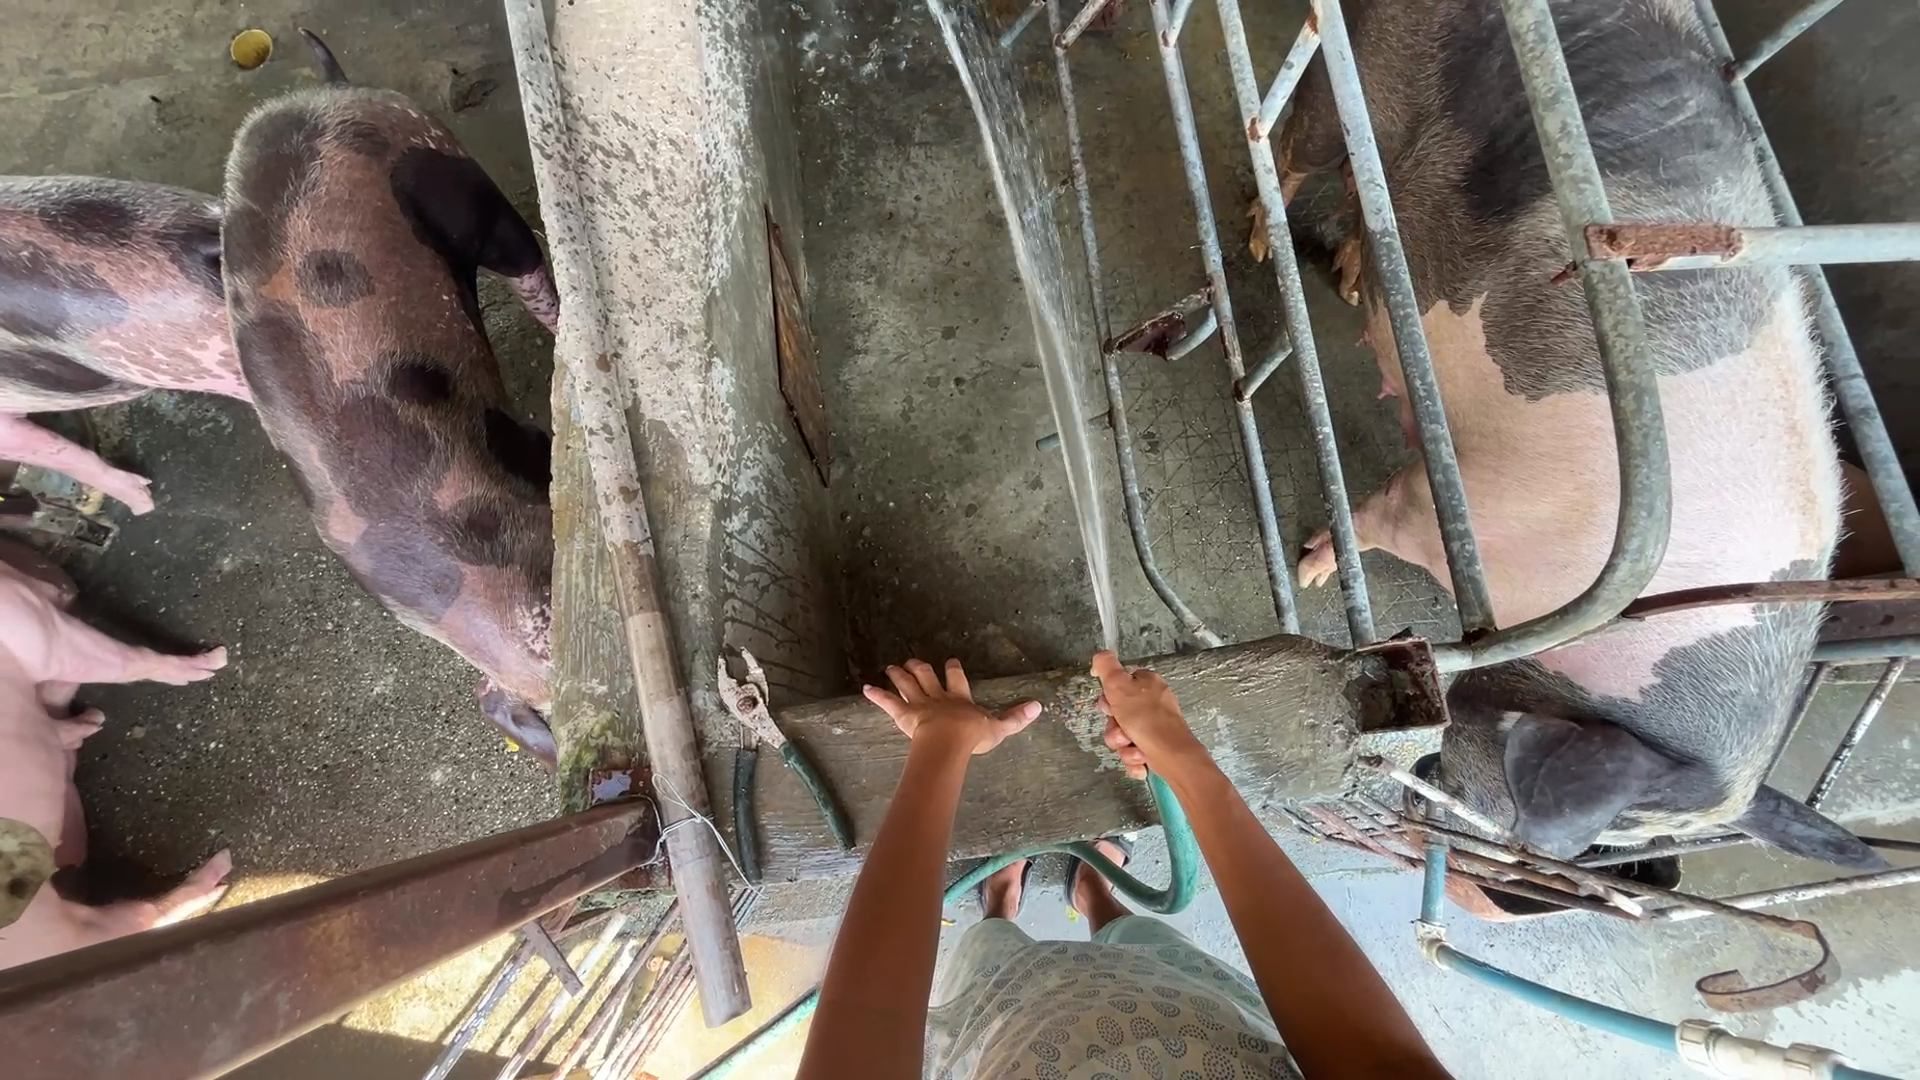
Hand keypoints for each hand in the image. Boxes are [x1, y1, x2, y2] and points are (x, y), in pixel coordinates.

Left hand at [863, 658, 1041, 755]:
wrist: (949, 741)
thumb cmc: (972, 736)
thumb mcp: (998, 727)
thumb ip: (1015, 718)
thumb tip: (1038, 706)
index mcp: (959, 699)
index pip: (957, 679)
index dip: (954, 670)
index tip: (951, 661)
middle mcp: (938, 697)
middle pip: (927, 677)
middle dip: (920, 668)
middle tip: (914, 660)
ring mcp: (919, 704)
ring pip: (908, 685)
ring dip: (899, 675)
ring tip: (891, 667)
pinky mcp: (904, 714)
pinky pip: (888, 703)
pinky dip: (877, 695)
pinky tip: (865, 688)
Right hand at [1092, 651, 1208, 779]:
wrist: (1173, 756)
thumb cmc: (1146, 719)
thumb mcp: (1120, 685)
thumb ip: (1106, 666)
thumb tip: (1100, 656)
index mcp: (1147, 683)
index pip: (1117, 687)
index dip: (1109, 701)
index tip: (1111, 708)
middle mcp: (1152, 702)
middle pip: (1117, 715)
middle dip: (1114, 729)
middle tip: (1122, 732)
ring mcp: (1155, 726)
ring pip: (1122, 735)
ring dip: (1123, 746)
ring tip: (1134, 748)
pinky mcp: (1156, 747)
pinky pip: (1133, 752)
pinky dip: (1133, 758)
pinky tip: (1140, 760)